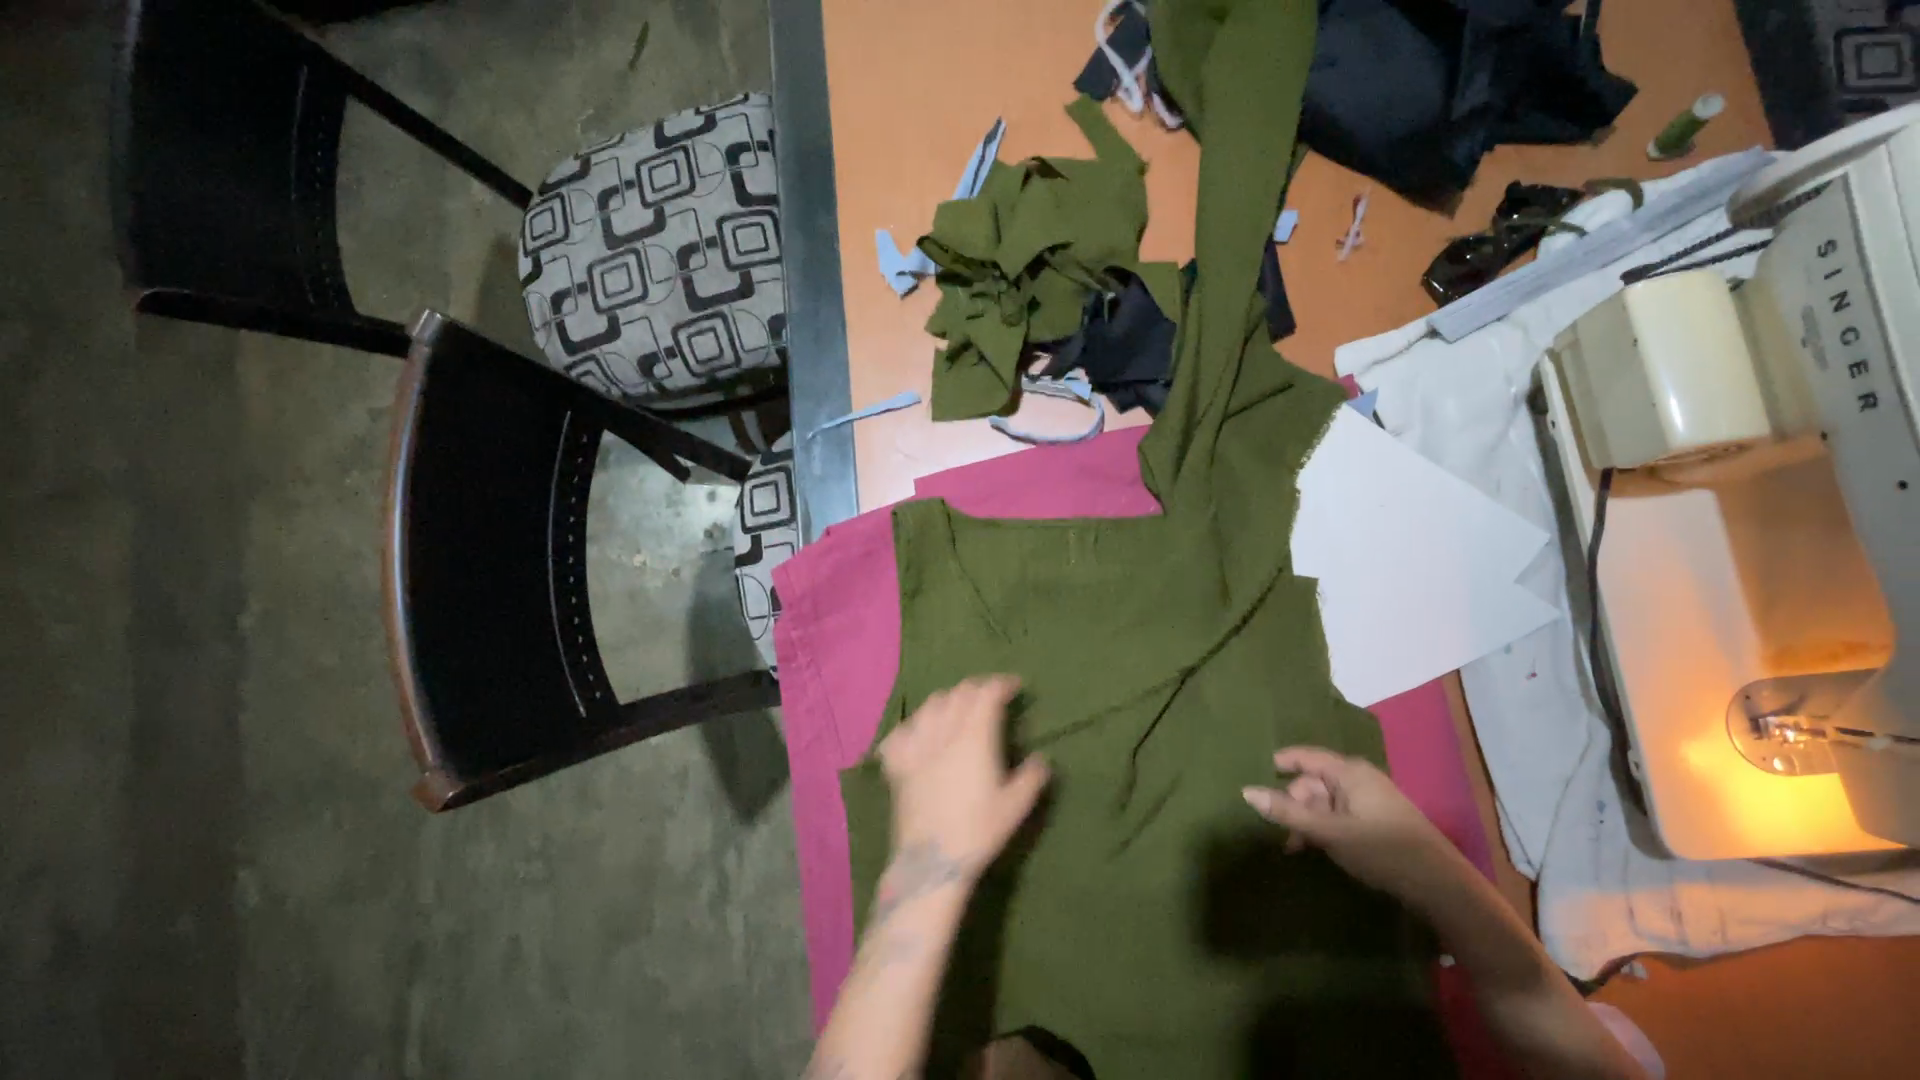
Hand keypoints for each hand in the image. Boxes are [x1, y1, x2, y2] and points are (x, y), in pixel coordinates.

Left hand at [879, 675, 1050, 884]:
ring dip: (946, 701)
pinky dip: (911, 727)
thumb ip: (1032, 777)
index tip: (1014, 686)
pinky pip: (899, 734)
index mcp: (975, 738)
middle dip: (977, 688)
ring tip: (956, 710)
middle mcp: (944, 734)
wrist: (932, 860)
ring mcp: (916, 748)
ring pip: (929, 707)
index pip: (986, 694)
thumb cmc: (979, 831)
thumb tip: (1041, 759)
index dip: (1001, 684)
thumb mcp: (1016, 806)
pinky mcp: (897, 766)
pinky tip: (918, 735)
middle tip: (990, 697)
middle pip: (958, 694)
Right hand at [1241, 746, 1466, 901]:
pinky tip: (1316, 848)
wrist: (1438, 884)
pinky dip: (1323, 828)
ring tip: (1297, 847)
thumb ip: (1288, 813)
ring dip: (1307, 821)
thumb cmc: (1380, 849)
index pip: (1305, 756)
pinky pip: (1339, 815)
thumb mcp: (1329, 832)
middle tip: (1284, 834)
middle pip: (1313, 782)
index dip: (1281, 763)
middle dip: (1294, 804)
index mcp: (1348, 772)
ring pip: (1325, 802)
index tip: (1256, 776)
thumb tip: (1247, 792)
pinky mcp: (1376, 820)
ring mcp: (1369, 800)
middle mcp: (1358, 779)